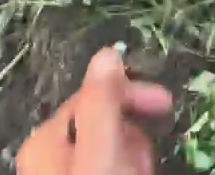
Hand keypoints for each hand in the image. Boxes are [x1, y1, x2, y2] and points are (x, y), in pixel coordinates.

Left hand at [16, 48, 172, 174]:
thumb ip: (103, 102)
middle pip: (103, 116)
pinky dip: (125, 166)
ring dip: (132, 150)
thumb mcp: (103, 152)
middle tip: (152, 148)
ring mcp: (60, 173)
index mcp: (46, 138)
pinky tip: (134, 174)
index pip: (98, 92)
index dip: (135, 94)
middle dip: (133, 128)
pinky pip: (104, 163)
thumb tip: (106, 51)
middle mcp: (46, 153)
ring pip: (107, 142)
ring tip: (142, 170)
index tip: (168, 106)